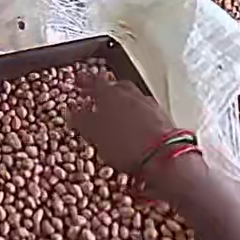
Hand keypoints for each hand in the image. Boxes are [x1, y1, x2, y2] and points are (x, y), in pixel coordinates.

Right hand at [69, 72, 210, 203]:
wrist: (167, 159)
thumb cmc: (127, 145)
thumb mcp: (97, 136)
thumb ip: (83, 121)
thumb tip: (72, 111)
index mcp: (112, 94)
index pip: (95, 82)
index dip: (85, 81)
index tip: (78, 81)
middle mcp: (132, 95)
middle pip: (116, 87)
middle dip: (105, 90)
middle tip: (95, 97)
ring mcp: (150, 105)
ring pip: (132, 97)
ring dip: (122, 101)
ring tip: (113, 112)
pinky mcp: (163, 119)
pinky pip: (144, 110)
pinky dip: (136, 113)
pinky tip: (133, 124)